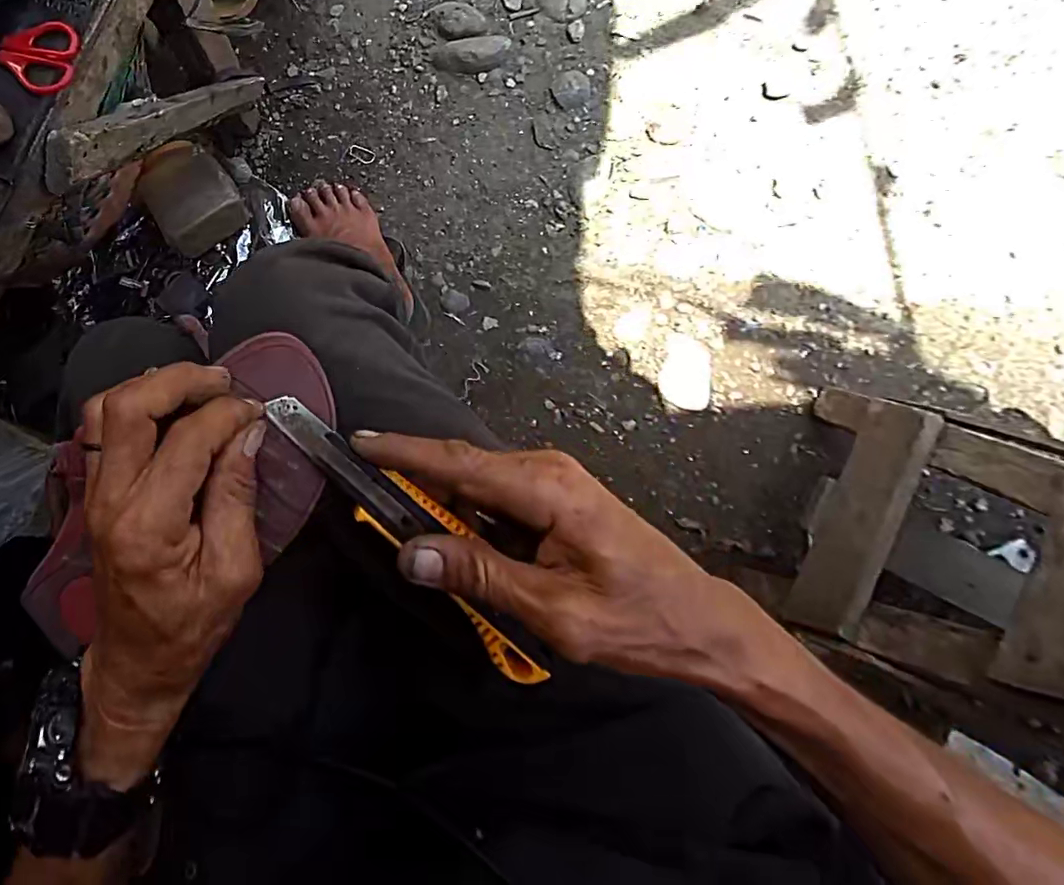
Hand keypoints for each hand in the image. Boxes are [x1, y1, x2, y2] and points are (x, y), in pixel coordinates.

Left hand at [77, 363, 265, 787]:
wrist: (136, 662)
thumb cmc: (188, 628)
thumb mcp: (235, 570)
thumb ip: (238, 495)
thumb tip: (247, 433)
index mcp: (149, 525)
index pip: (187, 440)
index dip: (226, 415)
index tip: (254, 412)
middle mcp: (111, 500)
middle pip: (128, 407)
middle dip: (179, 380)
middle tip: (221, 382)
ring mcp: (94, 493)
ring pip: (105, 409)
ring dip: (151, 386)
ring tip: (196, 387)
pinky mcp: (93, 491)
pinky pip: (100, 428)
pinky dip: (133, 404)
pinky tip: (167, 406)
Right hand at [352, 433, 799, 698]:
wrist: (704, 623)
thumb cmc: (639, 620)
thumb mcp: (555, 611)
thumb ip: (480, 576)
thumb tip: (412, 554)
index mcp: (547, 489)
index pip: (457, 463)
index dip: (402, 451)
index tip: (359, 441)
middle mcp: (545, 469)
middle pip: (459, 467)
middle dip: (413, 482)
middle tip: (375, 505)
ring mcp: (550, 478)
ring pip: (472, 482)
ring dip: (442, 506)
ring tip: (424, 541)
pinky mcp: (551, 493)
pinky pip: (491, 495)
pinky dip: (467, 515)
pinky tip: (466, 545)